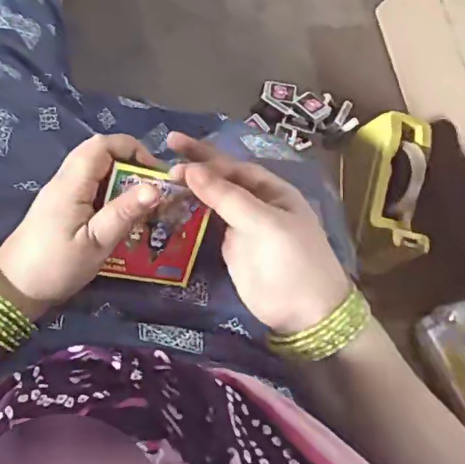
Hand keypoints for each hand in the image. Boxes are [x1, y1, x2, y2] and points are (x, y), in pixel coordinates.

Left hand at [0, 134, 163, 317]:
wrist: (14, 288)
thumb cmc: (55, 266)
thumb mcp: (95, 243)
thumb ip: (124, 213)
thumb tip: (156, 188)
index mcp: (72, 184)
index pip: (102, 144)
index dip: (132, 149)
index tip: (155, 172)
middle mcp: (64, 181)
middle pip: (100, 156)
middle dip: (131, 167)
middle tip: (154, 193)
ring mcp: (60, 195)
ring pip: (96, 174)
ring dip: (122, 184)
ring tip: (143, 208)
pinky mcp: (60, 209)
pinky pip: (90, 190)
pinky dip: (110, 197)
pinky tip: (122, 220)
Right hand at [166, 133, 353, 334]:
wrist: (304, 312)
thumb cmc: (292, 260)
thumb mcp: (263, 223)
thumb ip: (227, 197)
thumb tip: (191, 170)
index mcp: (272, 191)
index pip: (233, 167)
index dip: (205, 157)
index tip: (173, 150)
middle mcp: (256, 203)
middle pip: (221, 179)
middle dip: (195, 166)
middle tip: (163, 153)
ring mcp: (242, 226)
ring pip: (212, 201)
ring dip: (189, 190)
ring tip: (160, 181)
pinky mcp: (231, 248)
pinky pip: (208, 224)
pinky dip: (190, 214)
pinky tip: (171, 207)